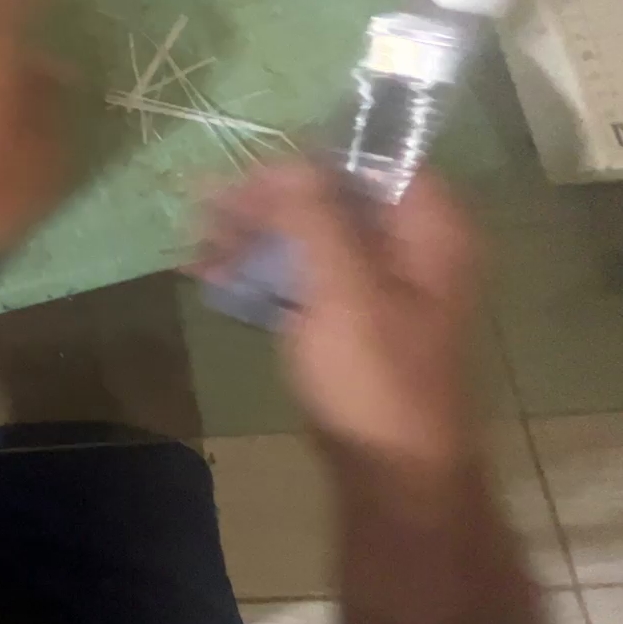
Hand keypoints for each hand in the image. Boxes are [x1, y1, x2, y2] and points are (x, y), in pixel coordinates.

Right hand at [199, 161, 480, 475]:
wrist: (382, 462)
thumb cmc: (370, 375)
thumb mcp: (342, 292)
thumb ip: (316, 222)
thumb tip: (285, 161)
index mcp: (427, 235)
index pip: (376, 168)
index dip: (313, 163)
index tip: (249, 174)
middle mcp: (404, 250)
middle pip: (330, 200)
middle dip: (266, 202)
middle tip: (204, 209)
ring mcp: (369, 283)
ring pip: (303, 236)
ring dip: (248, 235)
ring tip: (195, 244)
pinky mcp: (338, 312)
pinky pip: (292, 272)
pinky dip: (251, 268)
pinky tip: (206, 274)